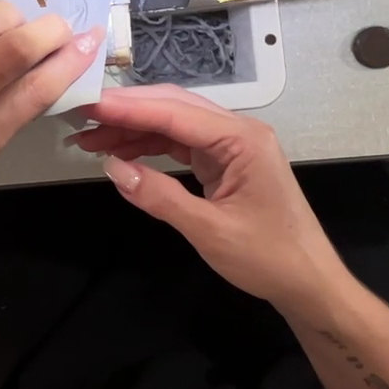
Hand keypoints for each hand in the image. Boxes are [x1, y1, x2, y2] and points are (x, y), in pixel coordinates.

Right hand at [68, 85, 346, 309]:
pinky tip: (119, 153)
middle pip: (171, 107)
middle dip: (124, 111)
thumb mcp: (210, 231)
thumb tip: (113, 169)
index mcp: (242, 139)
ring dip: (131, 129)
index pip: (174, 112)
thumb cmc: (269, 258)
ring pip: (172, 123)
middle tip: (79, 116)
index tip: (88, 105)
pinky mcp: (224, 161)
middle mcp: (237, 132)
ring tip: (88, 138)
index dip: (127, 108)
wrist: (309, 283)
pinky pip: (178, 143)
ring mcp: (230, 145)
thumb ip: (160, 197)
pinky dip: (147, 145)